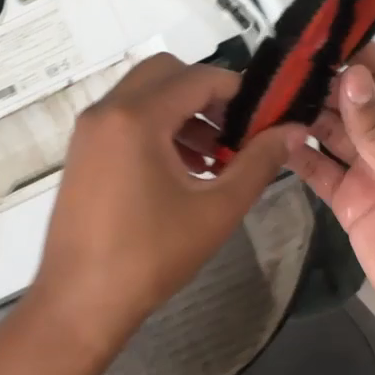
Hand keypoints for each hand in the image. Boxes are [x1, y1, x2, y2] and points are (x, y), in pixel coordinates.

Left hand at [29, 54, 294, 353]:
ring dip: (181, 113)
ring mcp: (88, 133)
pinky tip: (181, 172)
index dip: (238, 92)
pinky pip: (124, 121)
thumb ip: (259, 163)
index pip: (198, 77)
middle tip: (235, 134)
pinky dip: (155, 129)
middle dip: (206, 95)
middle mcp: (106, 112)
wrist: (81, 301)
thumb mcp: (216, 210)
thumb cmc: (150, 257)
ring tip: (214, 159)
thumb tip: (293, 131)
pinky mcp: (81, 154)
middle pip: (165, 74)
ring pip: (142, 96)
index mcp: (136, 118)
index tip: (265, 118)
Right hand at [285, 43, 374, 346]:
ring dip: (306, 117)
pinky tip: (272, 140)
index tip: (319, 36)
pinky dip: (300, 157)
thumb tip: (350, 75)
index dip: (361, 56)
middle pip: (358, 103)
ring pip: (335, 134)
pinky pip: (322, 171)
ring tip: (265, 97)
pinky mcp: (351, 204)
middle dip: (323, 85)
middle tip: (275, 68)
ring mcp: (374, 175)